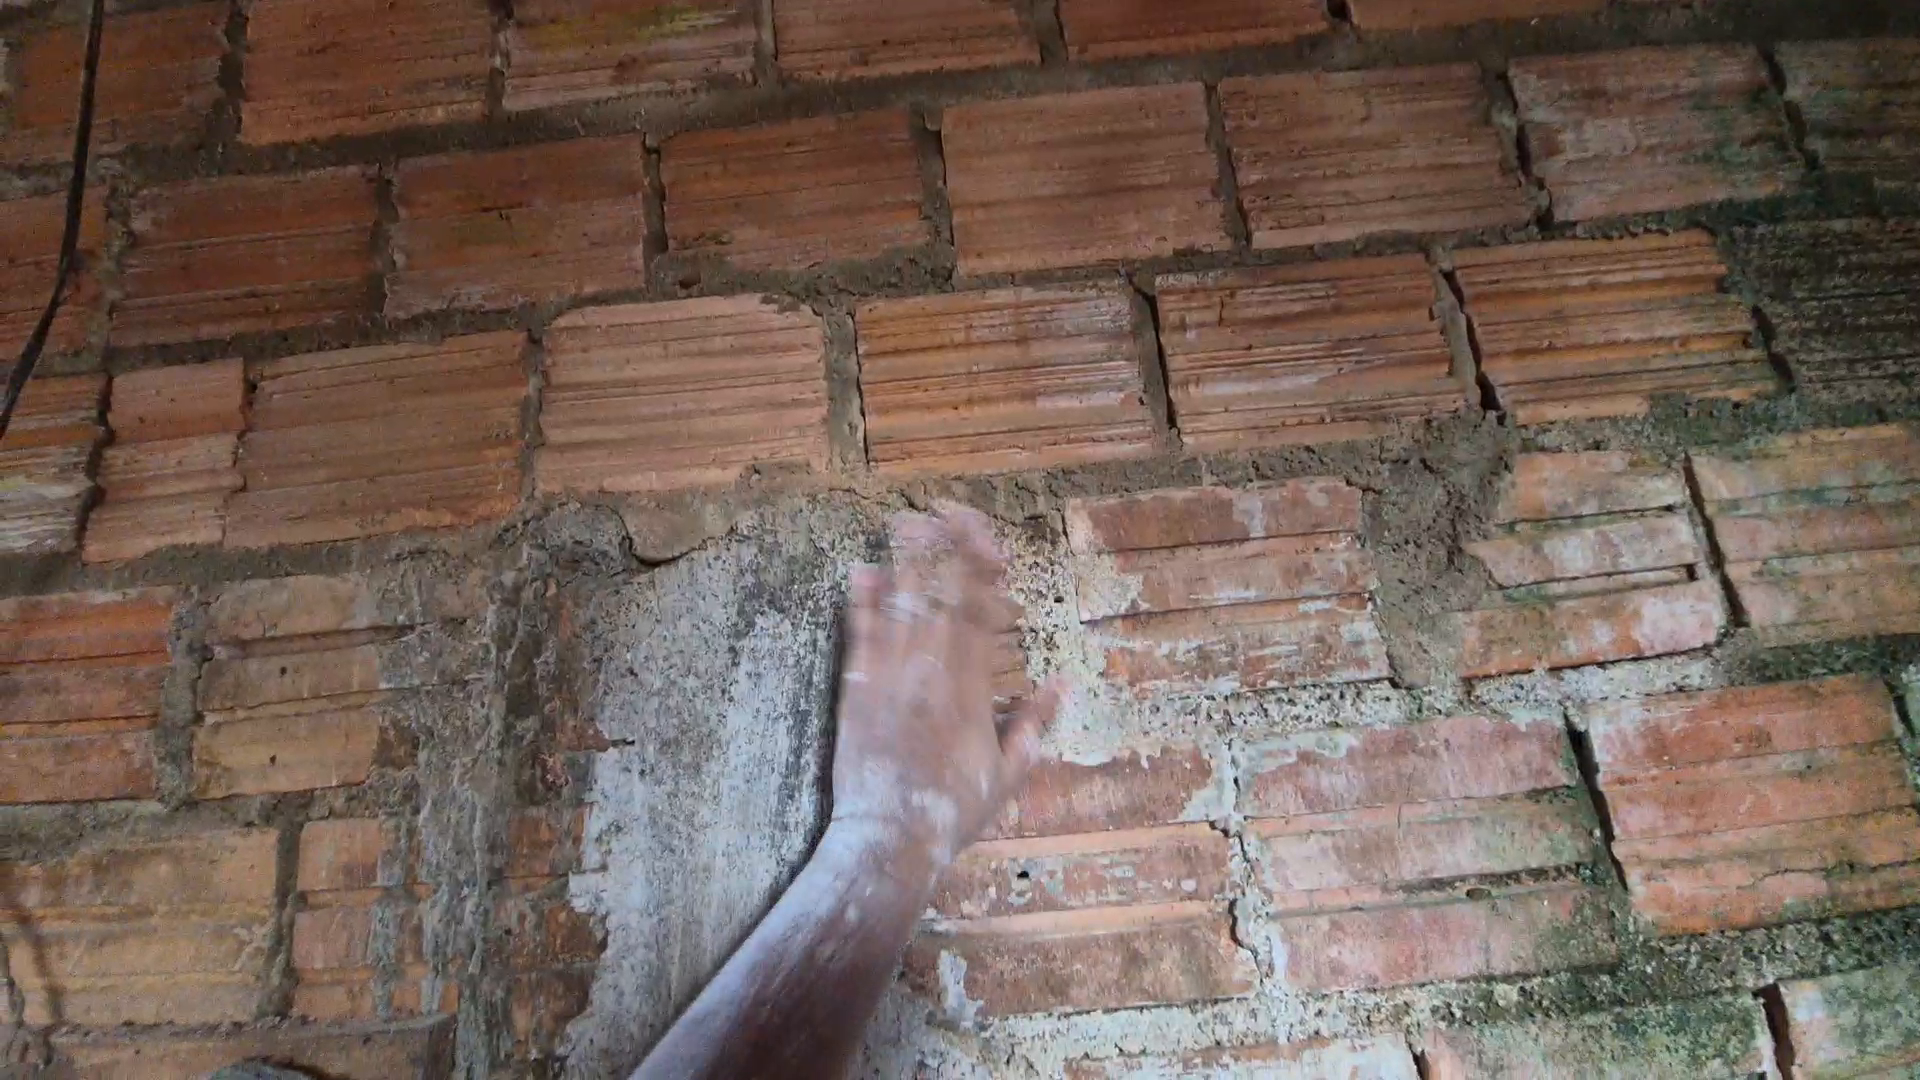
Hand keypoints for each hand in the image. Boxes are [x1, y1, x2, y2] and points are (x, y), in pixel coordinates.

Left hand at [830, 504, 1060, 866]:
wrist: (891, 837)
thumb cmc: (954, 808)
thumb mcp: (1008, 772)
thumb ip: (1035, 723)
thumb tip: (1065, 683)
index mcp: (971, 688)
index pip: (981, 613)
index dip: (984, 571)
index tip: (989, 540)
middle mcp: (931, 672)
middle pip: (940, 596)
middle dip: (946, 550)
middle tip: (946, 511)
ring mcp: (890, 677)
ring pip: (900, 606)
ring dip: (906, 561)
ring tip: (908, 522)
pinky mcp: (856, 690)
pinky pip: (859, 636)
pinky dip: (860, 602)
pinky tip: (861, 571)